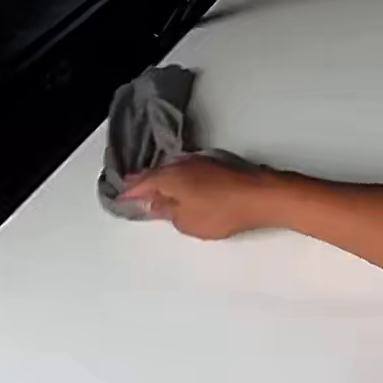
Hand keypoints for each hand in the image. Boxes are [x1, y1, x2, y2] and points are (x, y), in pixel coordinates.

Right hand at [117, 156, 288, 239]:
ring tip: (154, 188)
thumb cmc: (223, 210)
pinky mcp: (218, 165)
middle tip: (131, 188)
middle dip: (142, 181)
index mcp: (169, 176)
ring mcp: (201, 162)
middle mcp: (182, 164)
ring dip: (161, 178)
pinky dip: (179, 177)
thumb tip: (154, 204)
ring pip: (172, 169)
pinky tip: (181, 185)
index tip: (120, 198)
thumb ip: (166, 211)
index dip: (130, 193)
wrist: (262, 196)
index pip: (141, 184)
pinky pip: (188, 170)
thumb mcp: (186, 220)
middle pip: (155, 173)